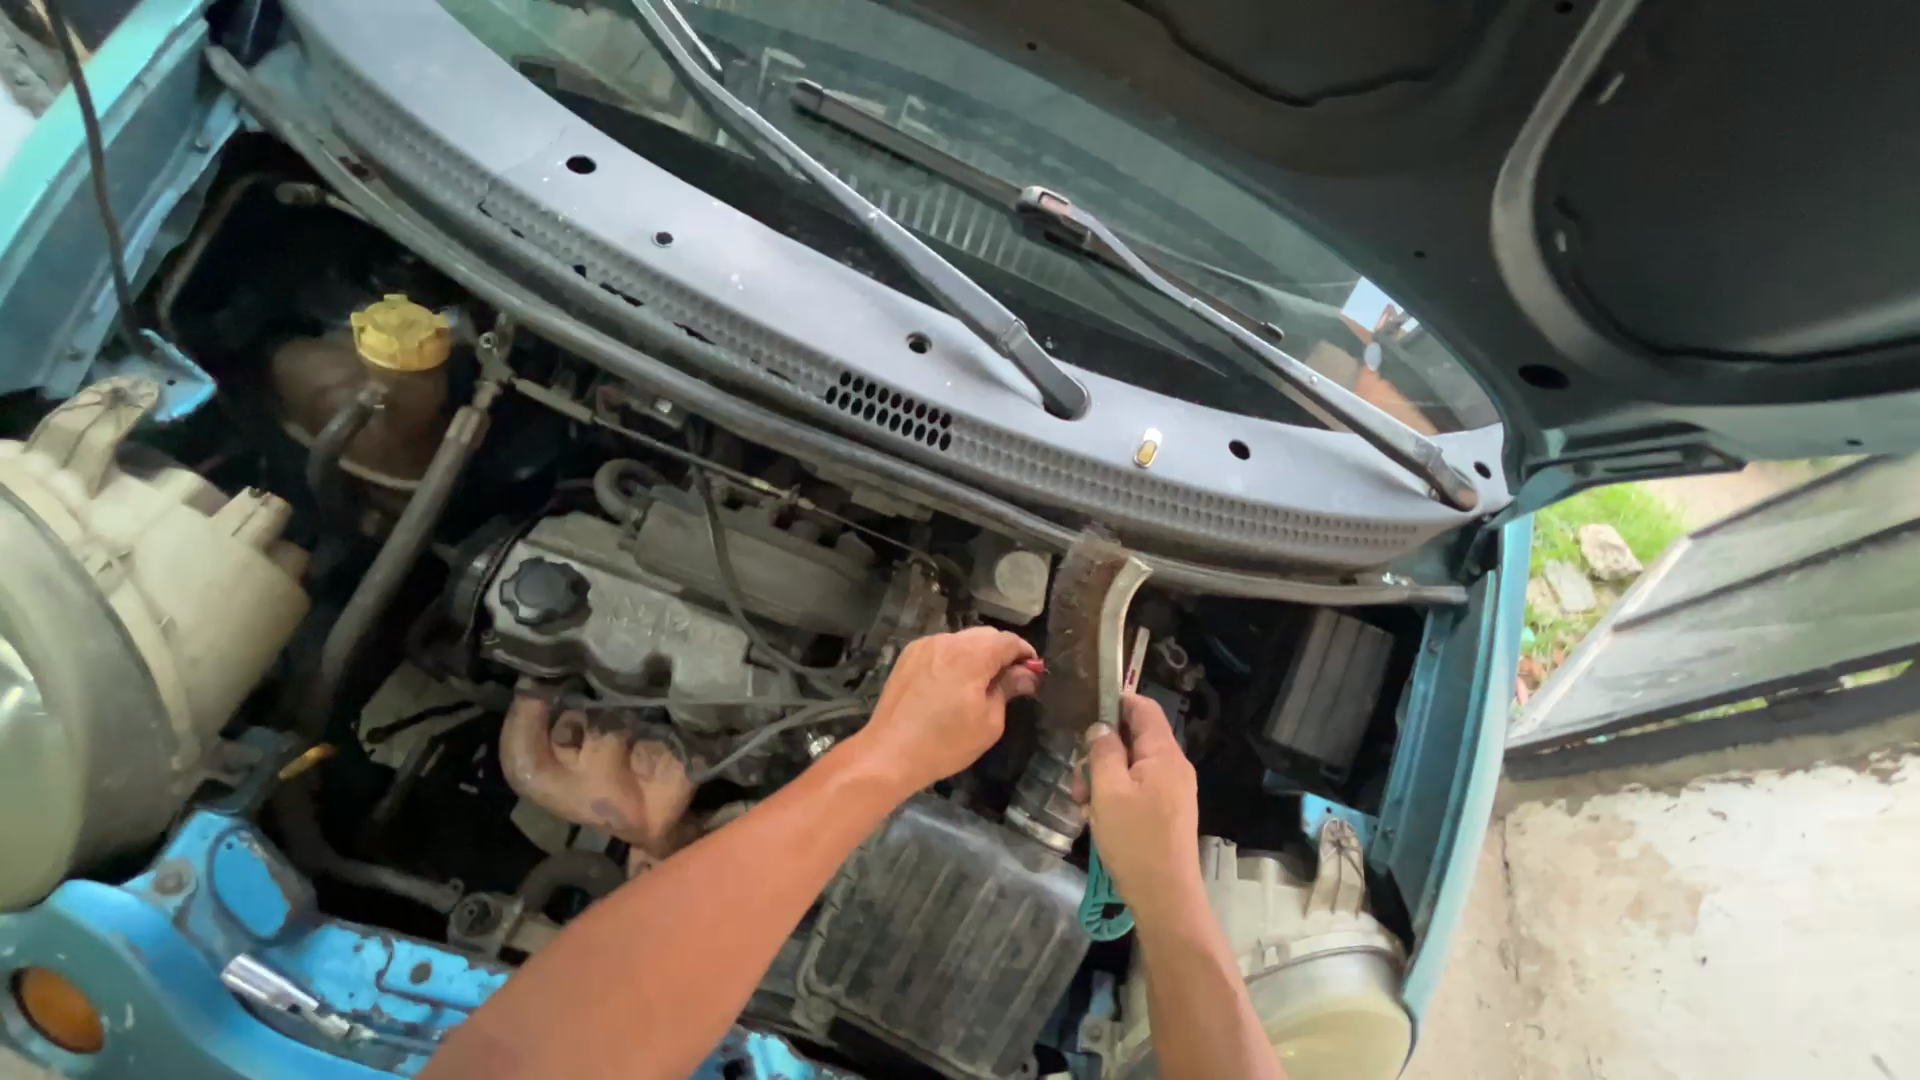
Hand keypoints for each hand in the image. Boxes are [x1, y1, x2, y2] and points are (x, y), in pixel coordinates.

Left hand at [847, 627, 1039, 792]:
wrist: (890, 752)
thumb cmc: (946, 743)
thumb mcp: (989, 722)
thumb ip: (1008, 689)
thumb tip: (1027, 674)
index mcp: (971, 655)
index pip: (1008, 641)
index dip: (1025, 653)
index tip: (1032, 671)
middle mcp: (947, 641)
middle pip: (985, 636)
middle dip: (1001, 652)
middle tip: (1010, 679)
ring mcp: (925, 645)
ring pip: (962, 640)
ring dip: (977, 654)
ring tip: (980, 683)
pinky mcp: (909, 655)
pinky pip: (941, 648)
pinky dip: (954, 658)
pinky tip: (952, 683)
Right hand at [1083, 694, 1201, 921]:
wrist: (1165, 898)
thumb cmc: (1135, 840)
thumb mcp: (1108, 790)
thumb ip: (1103, 751)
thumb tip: (1100, 728)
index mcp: (1164, 754)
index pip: (1143, 707)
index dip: (1115, 702)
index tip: (1085, 714)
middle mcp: (1173, 766)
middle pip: (1133, 738)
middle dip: (1100, 753)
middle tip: (1079, 780)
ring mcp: (1172, 790)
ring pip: (1130, 766)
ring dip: (1103, 779)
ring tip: (1085, 806)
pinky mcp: (1166, 811)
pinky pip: (1137, 789)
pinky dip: (1115, 797)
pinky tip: (1099, 820)